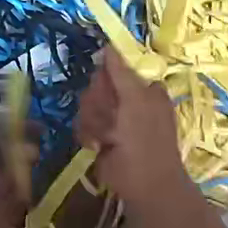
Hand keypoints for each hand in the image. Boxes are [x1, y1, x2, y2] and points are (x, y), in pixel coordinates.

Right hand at [75, 50, 192, 207]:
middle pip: (96, 86)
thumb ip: (121, 72)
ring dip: (94, 121)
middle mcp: (126, 100)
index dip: (107, 78)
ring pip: (86, 105)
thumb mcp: (137, 99)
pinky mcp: (97, 137)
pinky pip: (81, 124)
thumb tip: (108, 44)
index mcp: (143, 88)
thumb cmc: (146, 138)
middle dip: (99, 102)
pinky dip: (88, 135)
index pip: (114, 69)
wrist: (143, 182)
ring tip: (107, 136)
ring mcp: (111, 119)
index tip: (108, 87)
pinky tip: (98, 146)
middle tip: (111, 116)